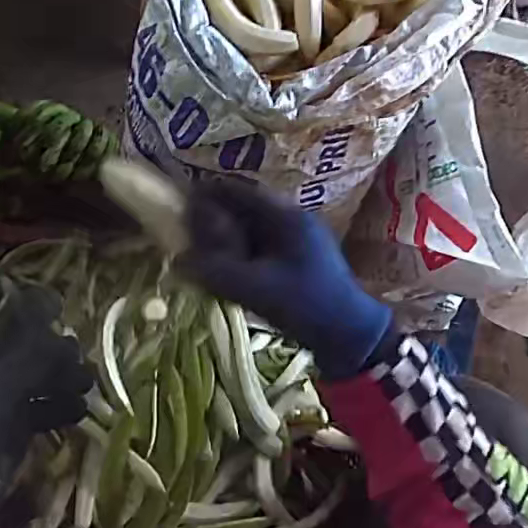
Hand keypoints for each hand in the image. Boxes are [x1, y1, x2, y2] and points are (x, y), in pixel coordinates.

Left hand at [0, 288, 92, 527]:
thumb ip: (21, 364)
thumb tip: (57, 329)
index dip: (28, 318)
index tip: (62, 307)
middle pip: (15, 360)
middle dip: (51, 354)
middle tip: (83, 357)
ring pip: (24, 390)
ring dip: (56, 383)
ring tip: (87, 386)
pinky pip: (27, 421)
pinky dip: (51, 412)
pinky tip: (75, 413)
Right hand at [179, 180, 392, 379]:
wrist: (350, 336)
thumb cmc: (306, 305)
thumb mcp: (255, 289)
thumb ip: (214, 273)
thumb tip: (177, 261)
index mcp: (287, 218)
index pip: (242, 191)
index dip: (211, 191)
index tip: (184, 195)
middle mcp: (294, 221)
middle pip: (248, 207)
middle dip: (217, 214)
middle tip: (188, 224)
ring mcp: (300, 240)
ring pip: (256, 226)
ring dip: (230, 233)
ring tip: (202, 245)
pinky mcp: (300, 259)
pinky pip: (264, 245)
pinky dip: (243, 249)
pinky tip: (227, 264)